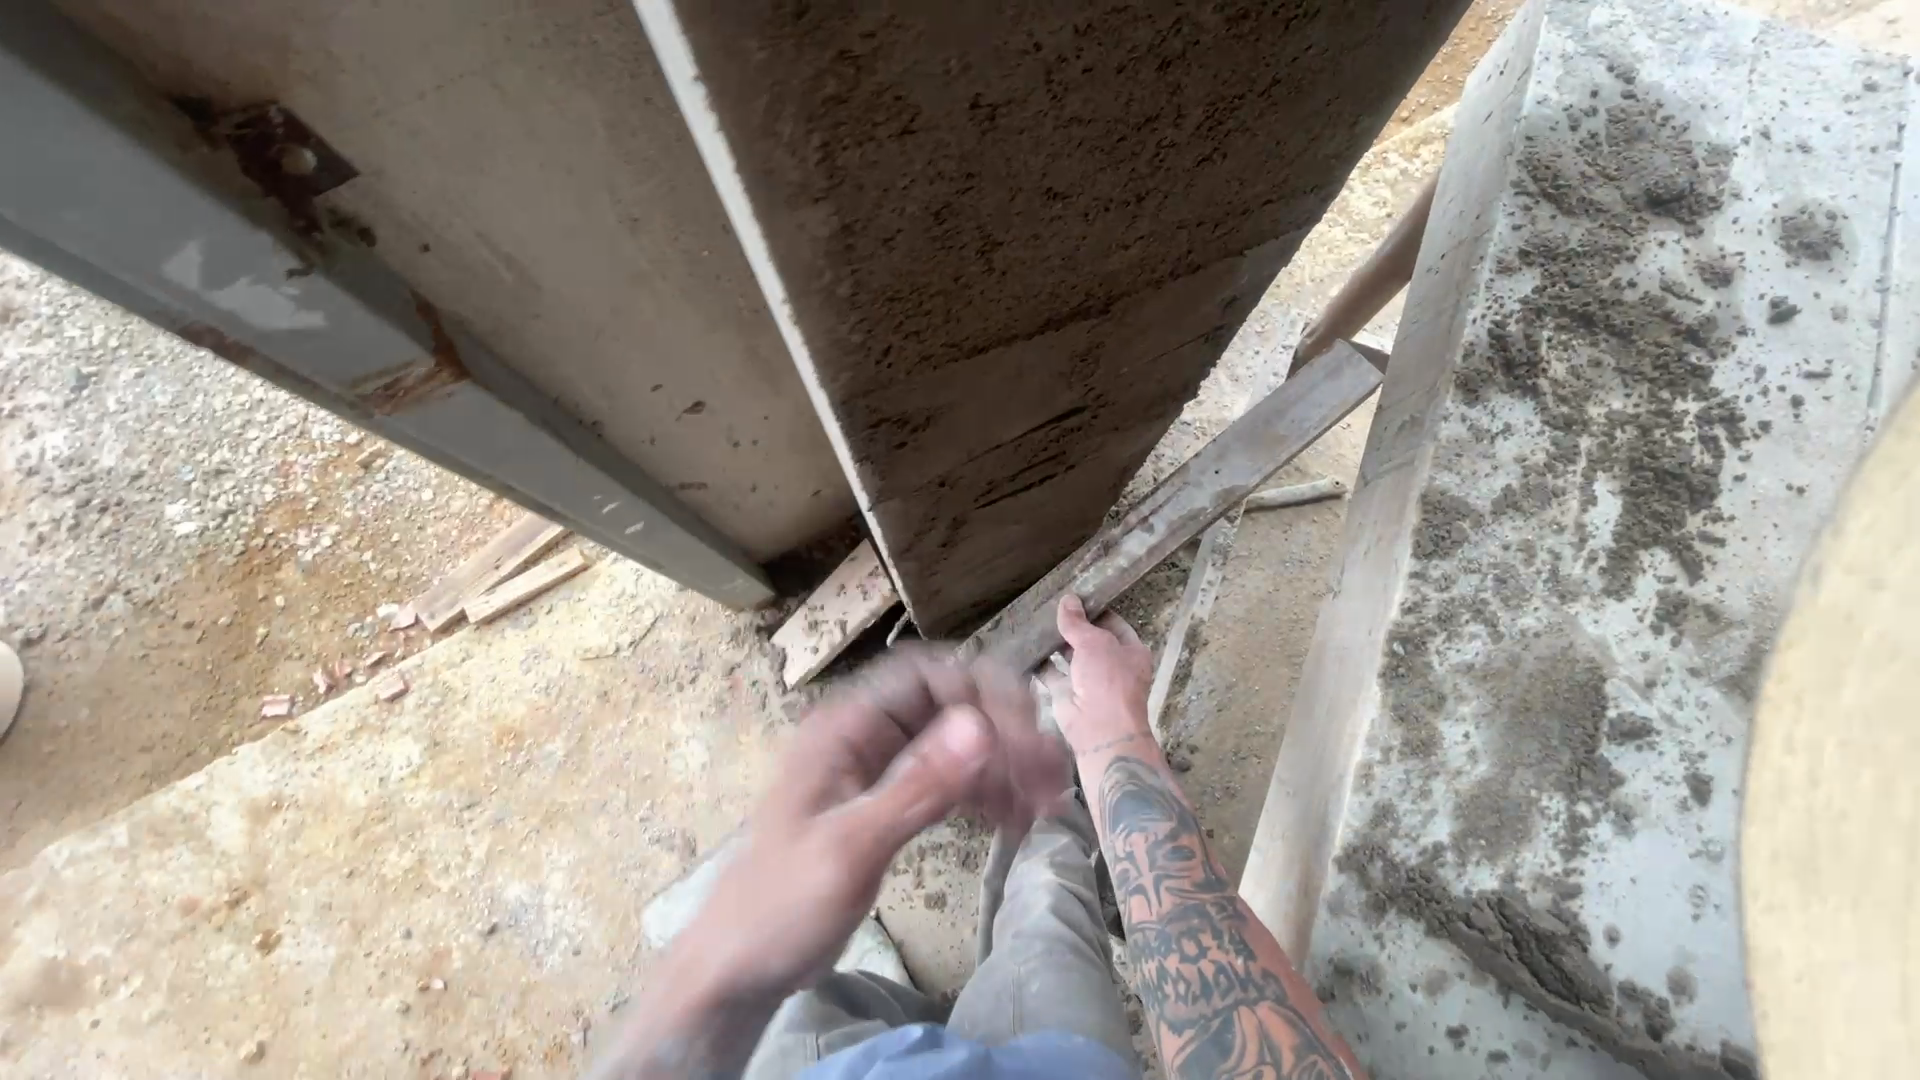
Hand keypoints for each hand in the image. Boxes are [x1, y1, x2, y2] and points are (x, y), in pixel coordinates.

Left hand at [676, 648, 1068, 997]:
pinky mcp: (891, 803)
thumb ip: (917, 787)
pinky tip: (1015, 821)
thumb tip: (981, 726)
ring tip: (1046, 805)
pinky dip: (985, 796)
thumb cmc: (779, 905)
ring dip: (1003, 767)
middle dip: (1003, 734)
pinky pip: (949, 782)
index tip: (1023, 734)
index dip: (979, 691)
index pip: (924, 676)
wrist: (740, 968)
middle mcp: (866, 736)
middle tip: (1049, 777)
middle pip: (949, 707)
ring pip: (957, 745)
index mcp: (844, 727)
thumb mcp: (850, 848)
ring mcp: (880, 769)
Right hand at [1044, 594, 1155, 759]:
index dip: (1094, 610)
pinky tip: (1025, 645)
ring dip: (1054, 642)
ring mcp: (1088, 680)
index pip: (1112, 623)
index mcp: (1130, 650)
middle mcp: (1111, 664)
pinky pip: (1051, 672)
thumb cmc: (1108, 680)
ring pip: (1069, 655)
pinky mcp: (1067, 693)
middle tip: (1048, 606)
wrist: (1100, 730)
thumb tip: (1067, 600)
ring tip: (1035, 620)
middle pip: (1089, 639)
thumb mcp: (1095, 643)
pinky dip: (1040, 662)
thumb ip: (1078, 622)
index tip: (1073, 596)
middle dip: (1072, 625)